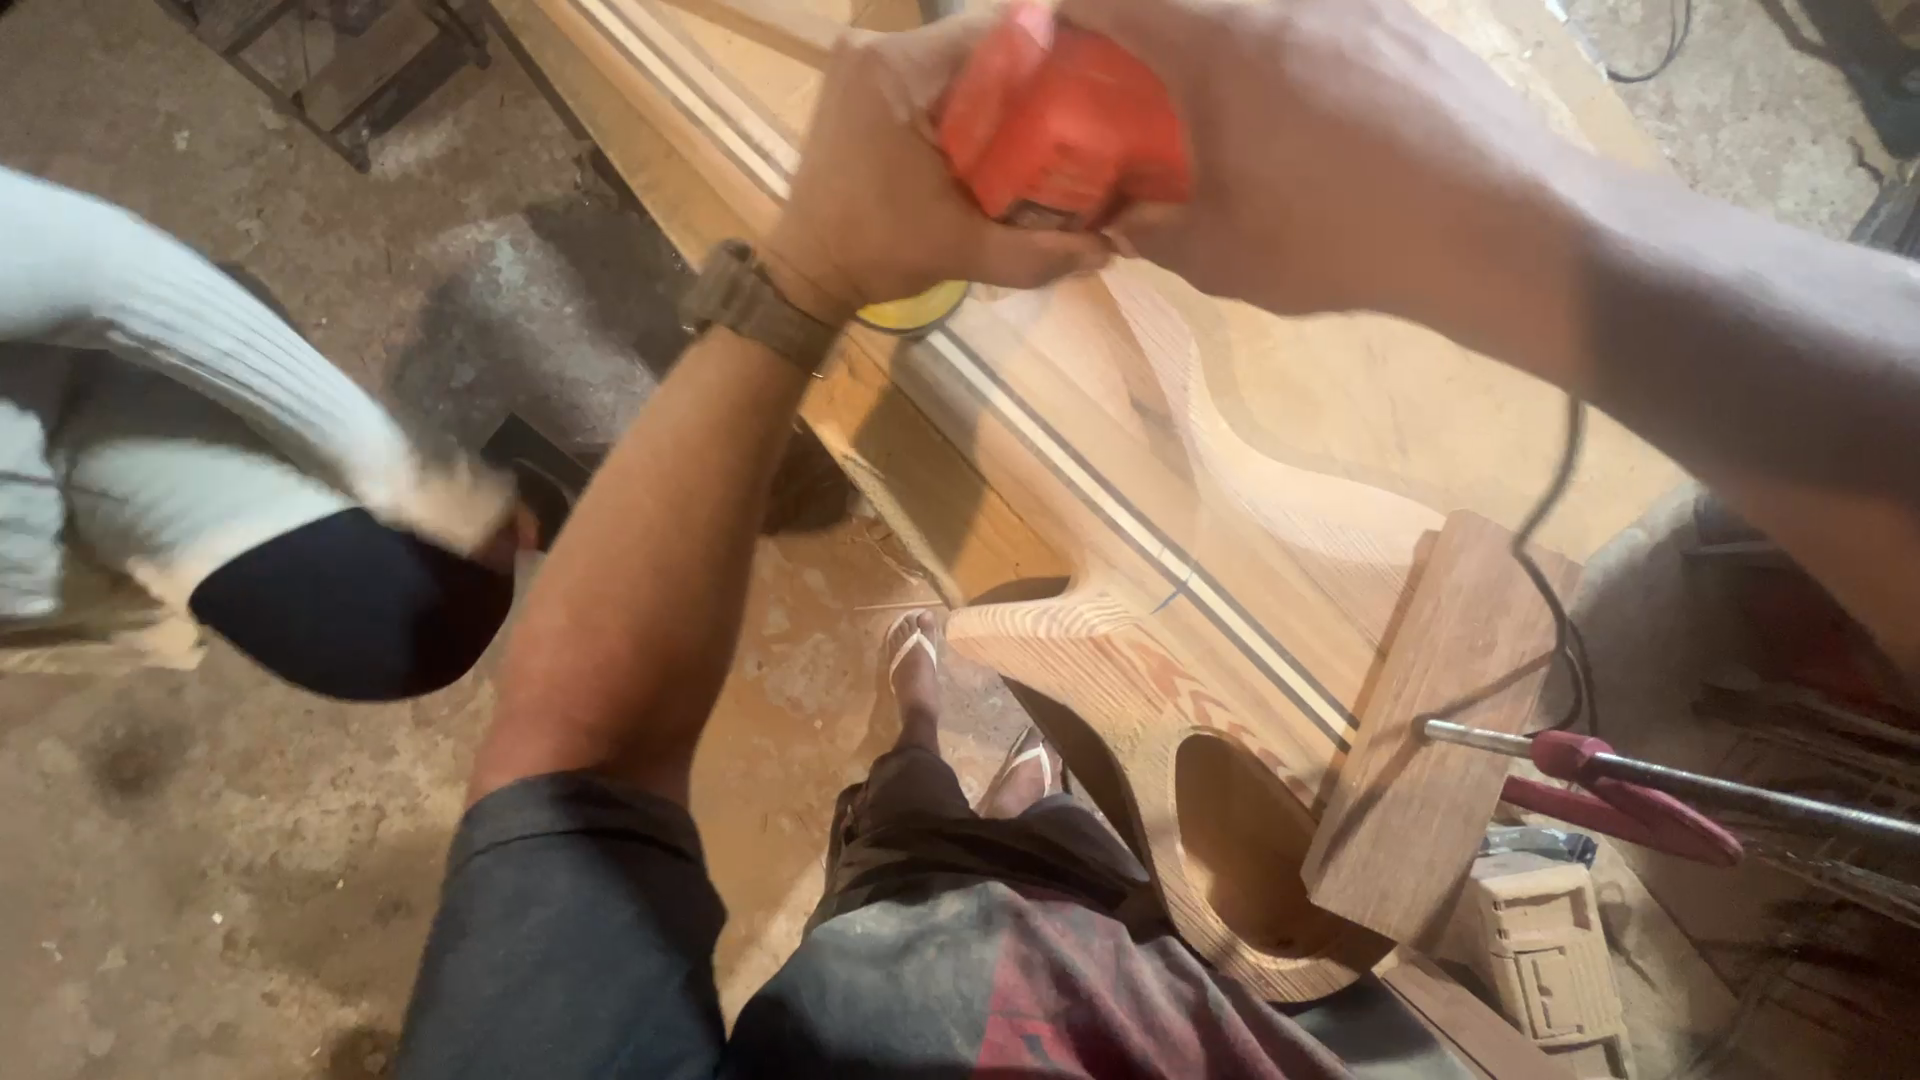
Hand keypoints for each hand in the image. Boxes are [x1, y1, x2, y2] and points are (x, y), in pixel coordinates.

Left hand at [764, 15, 1111, 323]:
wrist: (808, 272)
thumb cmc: (876, 257)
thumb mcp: (962, 252)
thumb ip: (1035, 253)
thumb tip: (1107, 249)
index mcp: (900, 72)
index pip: (996, 33)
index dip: (1049, 57)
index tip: (1085, 90)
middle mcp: (875, 48)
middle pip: (976, 46)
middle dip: (1024, 83)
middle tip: (1067, 121)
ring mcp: (861, 64)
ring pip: (952, 62)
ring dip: (993, 96)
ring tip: (1035, 135)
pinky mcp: (856, 86)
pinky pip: (926, 79)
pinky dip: (959, 106)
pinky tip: (987, 141)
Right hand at [1059, 0, 1584, 319]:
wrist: (1487, 222)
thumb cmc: (1331, 240)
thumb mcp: (1217, 257)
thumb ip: (1152, 235)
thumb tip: (1121, 226)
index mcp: (1221, 48)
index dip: (1073, 6)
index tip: (1050, 27)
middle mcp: (1282, 1)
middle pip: (1189, 0)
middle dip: (1146, 31)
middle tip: (1131, 83)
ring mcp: (1350, 0)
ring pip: (1257, 11)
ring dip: (1218, 44)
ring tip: (1219, 109)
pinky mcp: (1401, 17)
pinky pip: (1314, 19)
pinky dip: (1284, 51)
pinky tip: (1301, 113)